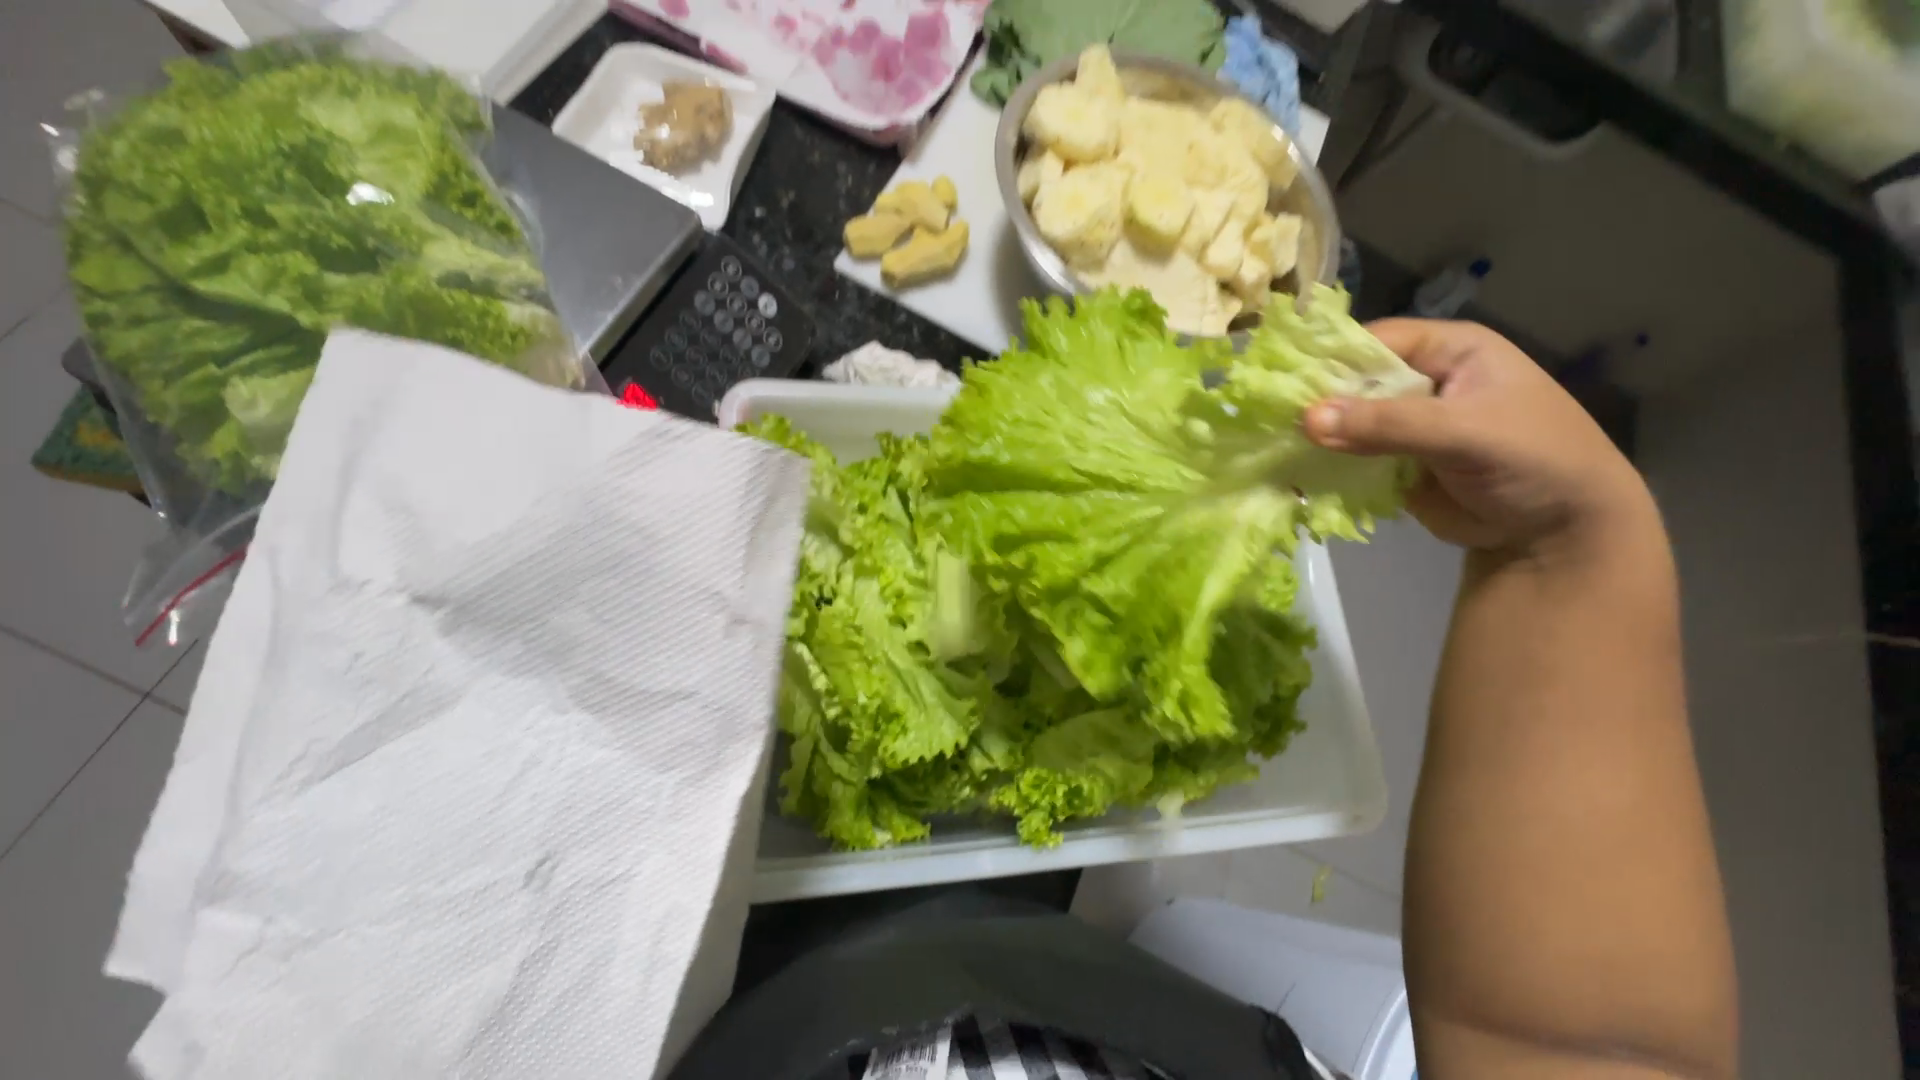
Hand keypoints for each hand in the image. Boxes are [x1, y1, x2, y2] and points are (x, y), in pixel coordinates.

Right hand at [1304, 318, 1651, 559]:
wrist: (1559, 534)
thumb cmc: (1533, 460)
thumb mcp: (1465, 431)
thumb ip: (1388, 423)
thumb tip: (1306, 419)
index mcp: (1451, 351)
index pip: (1376, 341)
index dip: (1331, 358)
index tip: (1283, 381)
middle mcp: (1424, 381)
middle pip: (1356, 381)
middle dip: (1318, 400)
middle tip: (1269, 416)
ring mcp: (1407, 425)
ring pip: (1348, 421)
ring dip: (1317, 435)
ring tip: (1271, 444)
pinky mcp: (1394, 464)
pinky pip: (1350, 457)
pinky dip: (1326, 464)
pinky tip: (1293, 470)